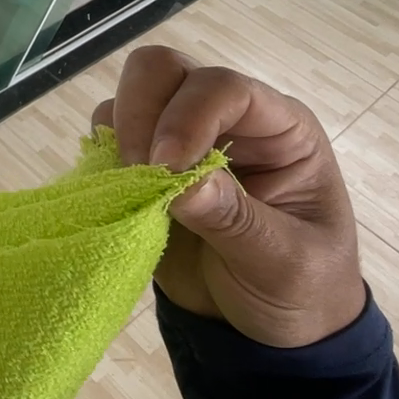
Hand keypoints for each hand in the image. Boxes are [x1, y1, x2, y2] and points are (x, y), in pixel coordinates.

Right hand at [96, 45, 366, 347]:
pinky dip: (101, 154)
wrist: (257, 328)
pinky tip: (118, 192)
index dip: (188, 117)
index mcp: (278, 128)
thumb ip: (238, 221)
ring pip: (127, 94)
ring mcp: (176, 133)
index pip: (223, 88)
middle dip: (140, 112)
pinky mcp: (139, 158)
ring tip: (131, 189)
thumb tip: (182, 183)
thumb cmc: (297, 291)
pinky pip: (105, 130)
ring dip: (120, 135)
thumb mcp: (285, 265)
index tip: (166, 169)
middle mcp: (224, 118)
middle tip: (137, 169)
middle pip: (163, 70)